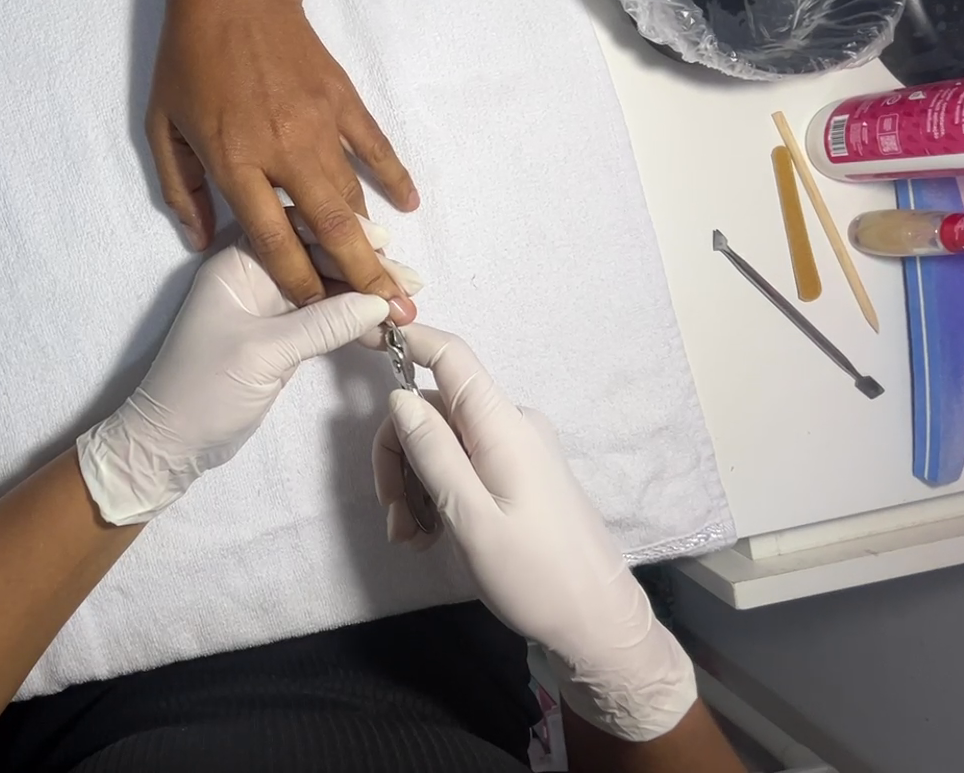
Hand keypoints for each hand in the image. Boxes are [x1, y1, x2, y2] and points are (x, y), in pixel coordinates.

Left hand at [78, 241, 390, 524]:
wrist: (172, 442)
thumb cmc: (204, 387)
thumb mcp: (264, 352)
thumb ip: (323, 322)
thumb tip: (380, 300)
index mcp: (239, 263)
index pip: (297, 231)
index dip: (343, 235)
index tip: (387, 245)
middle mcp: (255, 276)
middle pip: (318, 259)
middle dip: (364, 271)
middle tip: (412, 285)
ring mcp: (269, 307)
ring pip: (327, 289)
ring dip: (365, 298)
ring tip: (409, 307)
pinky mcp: (280, 336)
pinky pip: (324, 318)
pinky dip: (353, 322)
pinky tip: (383, 327)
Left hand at [145, 0, 417, 323]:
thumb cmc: (189, 61)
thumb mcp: (162, 127)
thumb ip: (180, 190)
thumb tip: (202, 241)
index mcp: (234, 161)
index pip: (273, 239)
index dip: (300, 283)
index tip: (321, 314)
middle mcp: (283, 151)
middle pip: (330, 228)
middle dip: (361, 278)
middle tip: (388, 314)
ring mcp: (320, 124)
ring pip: (354, 196)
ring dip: (375, 240)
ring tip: (396, 276)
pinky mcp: (343, 100)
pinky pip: (375, 147)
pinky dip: (394, 177)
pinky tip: (408, 204)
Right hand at [370, 325, 696, 742]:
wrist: (599, 628)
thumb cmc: (536, 575)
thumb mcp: (471, 518)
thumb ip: (433, 452)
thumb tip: (397, 396)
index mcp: (503, 425)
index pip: (450, 357)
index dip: (407, 337)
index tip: (364, 336)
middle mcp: (508, 424)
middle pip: (431, 408)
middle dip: (399, 453)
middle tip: (392, 514)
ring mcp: (512, 448)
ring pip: (438, 440)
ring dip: (413, 482)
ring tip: (410, 536)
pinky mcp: (513, 471)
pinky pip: (458, 462)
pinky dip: (434, 491)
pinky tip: (428, 534)